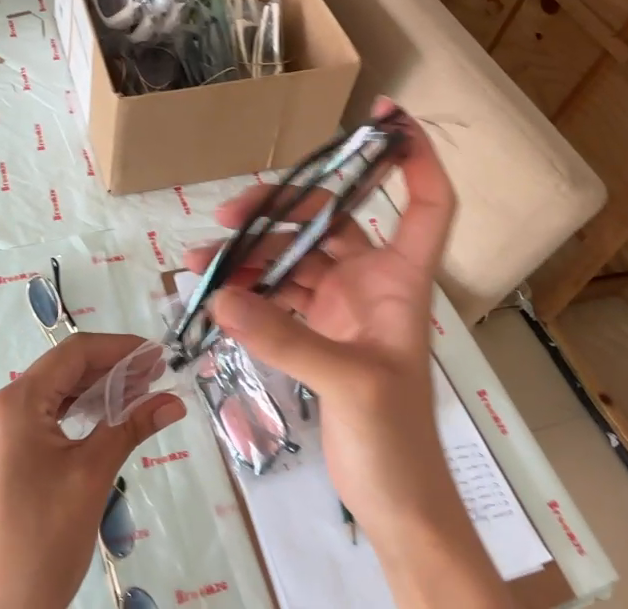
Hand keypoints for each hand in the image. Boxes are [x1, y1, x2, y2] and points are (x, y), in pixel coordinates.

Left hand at [0, 332, 185, 608]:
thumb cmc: (45, 540)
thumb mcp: (91, 476)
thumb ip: (130, 427)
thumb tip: (174, 400)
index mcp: (10, 404)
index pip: (71, 354)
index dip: (117, 348)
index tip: (156, 353)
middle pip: (58, 372)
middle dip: (108, 370)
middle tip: (155, 374)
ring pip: (48, 394)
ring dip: (91, 391)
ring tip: (138, 393)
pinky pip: (35, 417)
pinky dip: (69, 413)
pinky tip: (102, 416)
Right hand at [184, 99, 510, 608]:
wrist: (396, 506)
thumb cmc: (397, 441)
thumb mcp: (349, 383)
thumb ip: (286, 337)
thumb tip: (222, 296)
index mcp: (403, 283)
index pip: (425, 206)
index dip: (416, 161)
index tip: (388, 121)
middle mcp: (373, 284)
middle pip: (330, 224)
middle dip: (281, 211)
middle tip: (229, 214)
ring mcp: (342, 308)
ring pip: (294, 259)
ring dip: (251, 255)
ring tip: (201, 260)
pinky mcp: (315, 334)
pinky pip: (276, 296)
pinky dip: (247, 290)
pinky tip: (213, 292)